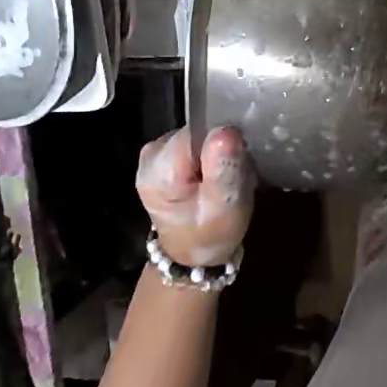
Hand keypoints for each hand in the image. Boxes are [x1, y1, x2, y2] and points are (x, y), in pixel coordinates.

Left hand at [135, 127, 255, 267]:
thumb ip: (225, 168)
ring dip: (218, 156)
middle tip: (235, 180)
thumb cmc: (210, 234)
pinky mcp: (163, 156)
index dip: (224, 145)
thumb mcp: (226, 206)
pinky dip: (209, 159)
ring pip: (200, 137)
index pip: (202, 131)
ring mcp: (154, 153)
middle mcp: (151, 152)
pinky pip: (195, 145)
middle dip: (222, 151)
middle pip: (200, 132)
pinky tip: (214, 180)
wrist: (193, 256)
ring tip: (226, 183)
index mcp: (159, 166)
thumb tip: (227, 130)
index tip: (235, 170)